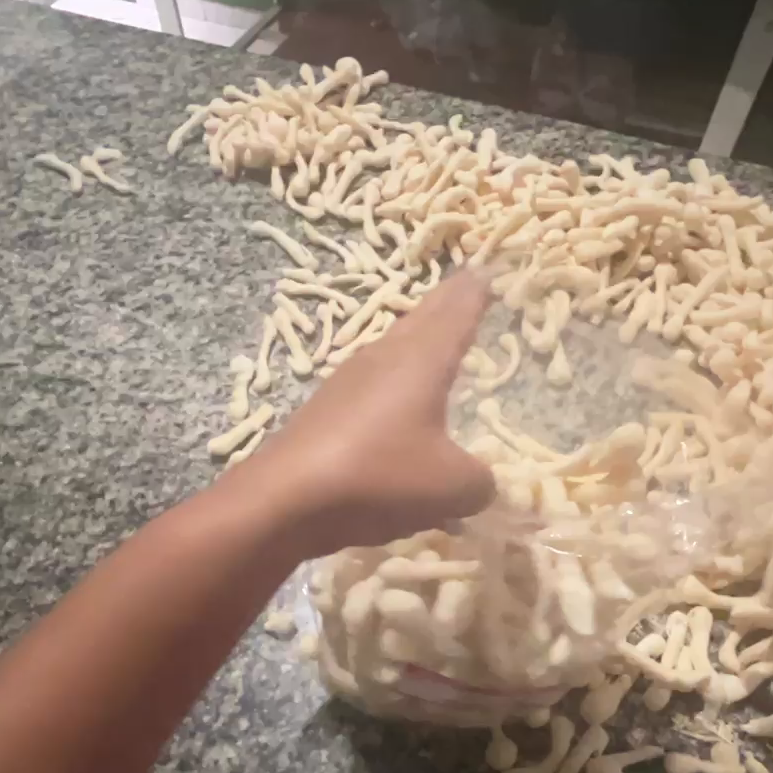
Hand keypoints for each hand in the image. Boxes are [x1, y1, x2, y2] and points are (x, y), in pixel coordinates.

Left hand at [226, 270, 497, 556]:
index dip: (475, 293)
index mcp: (421, 360)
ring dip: (416, 342)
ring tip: (434, 340)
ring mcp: (347, 382)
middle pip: (421, 320)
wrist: (284, 501)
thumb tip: (482, 482)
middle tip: (466, 288)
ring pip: (392, 349)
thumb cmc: (379, 477)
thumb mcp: (449, 487)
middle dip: (446, 304)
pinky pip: (372, 385)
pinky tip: (395, 408)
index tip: (488, 272)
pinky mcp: (325, 411)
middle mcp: (382, 358)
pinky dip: (393, 384)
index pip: (456, 312)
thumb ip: (479, 481)